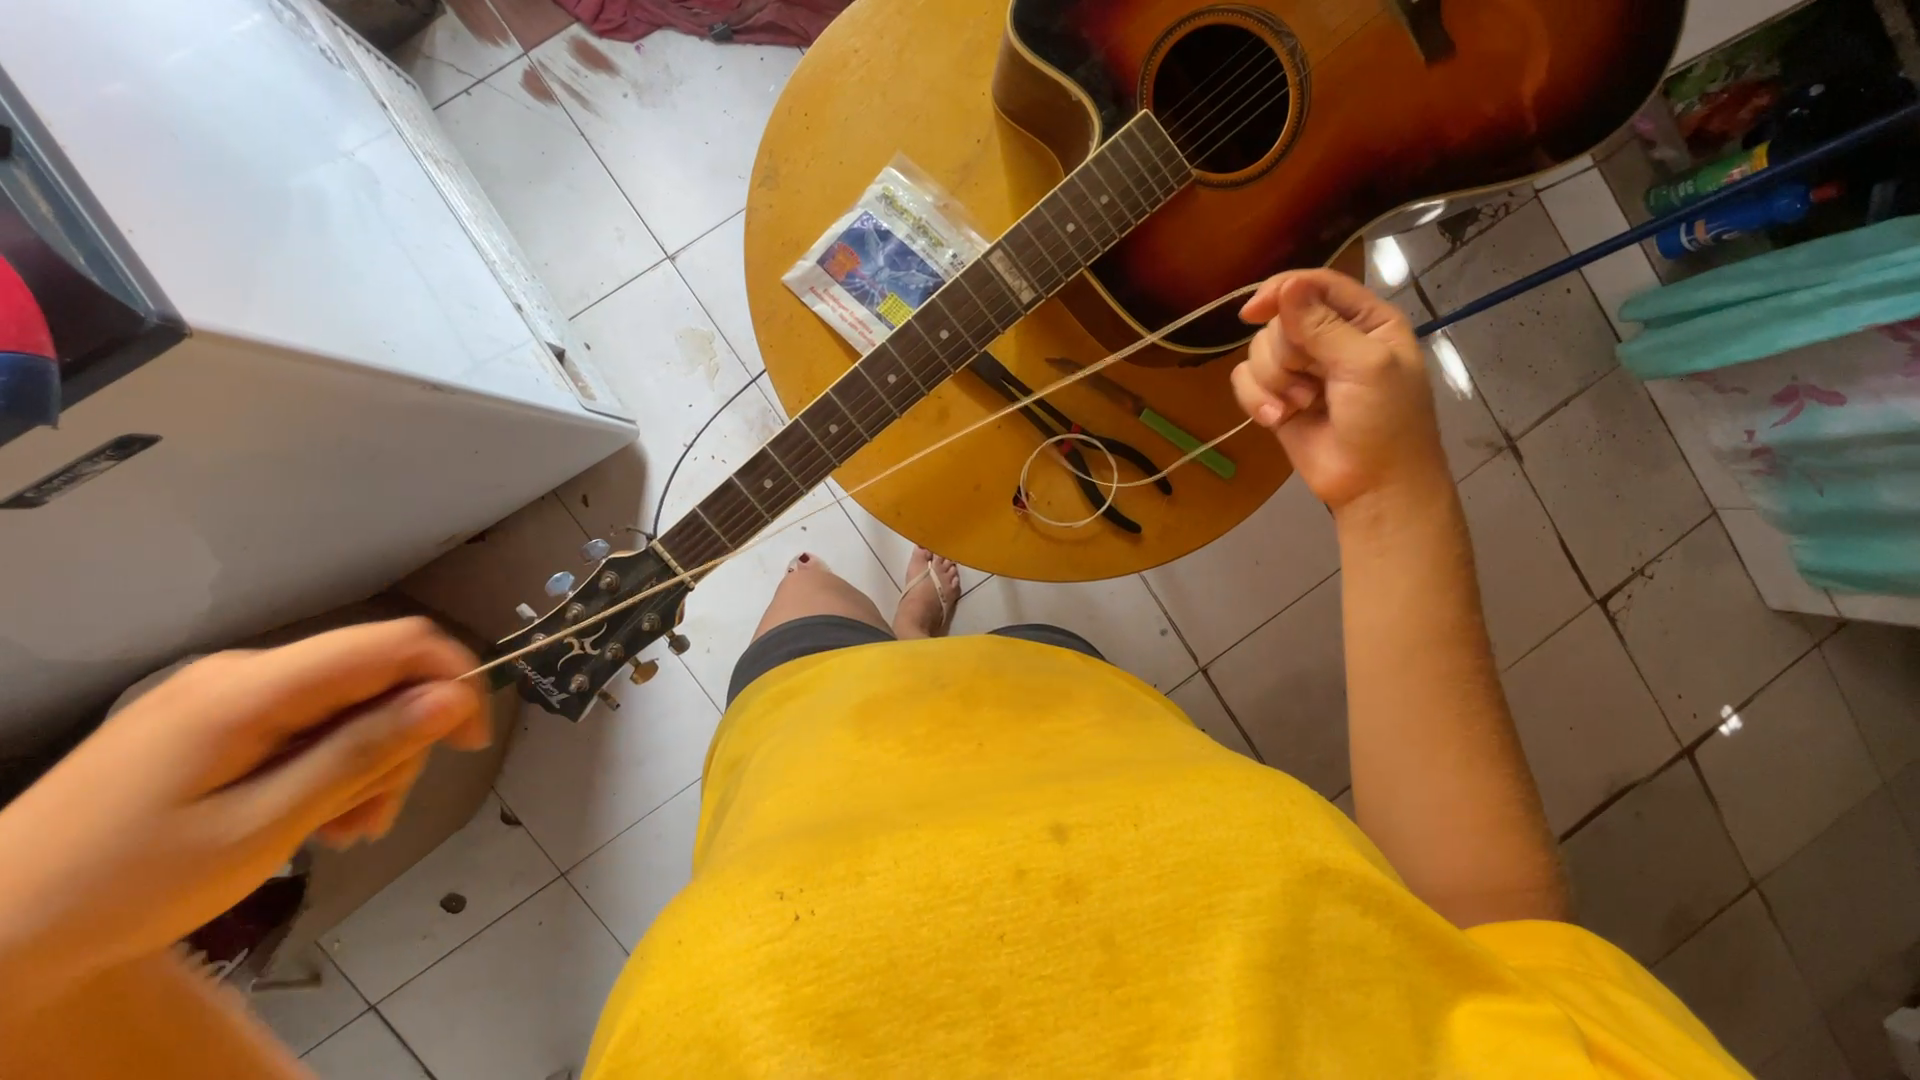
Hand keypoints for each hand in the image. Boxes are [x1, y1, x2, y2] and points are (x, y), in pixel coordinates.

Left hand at [0, 618, 486, 1000]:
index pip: (394, 642)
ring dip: (365, 764)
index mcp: (254, 688)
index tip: (470, 743)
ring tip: (342, 831)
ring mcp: (224, 695)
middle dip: (398, 742)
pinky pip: (304, 725)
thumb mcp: (265, 825)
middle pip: (374, 678)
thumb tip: (452, 698)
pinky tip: (315, 818)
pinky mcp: (212, 721)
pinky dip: (328, 766)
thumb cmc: (130, 884)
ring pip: (346, 705)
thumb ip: (362, 753)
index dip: (453, 677)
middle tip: (376, 817)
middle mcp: (244, 673)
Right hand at [1230, 269, 1447, 510]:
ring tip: (1300, 406)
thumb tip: (1285, 287)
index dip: (1282, 291)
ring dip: (1273, 382)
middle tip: (1311, 384)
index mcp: (1364, 320)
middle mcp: (1330, 338)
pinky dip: (1255, 400)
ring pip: (1258, 352)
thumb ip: (1323, 325)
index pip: (1315, 285)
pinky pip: (1245, 381)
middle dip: (1286, 355)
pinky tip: (1278, 419)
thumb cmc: (1386, 423)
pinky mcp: (1277, 398)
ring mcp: (1301, 370)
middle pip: (1279, 321)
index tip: (1254, 311)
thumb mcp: (1366, 366)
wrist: (1374, 485)